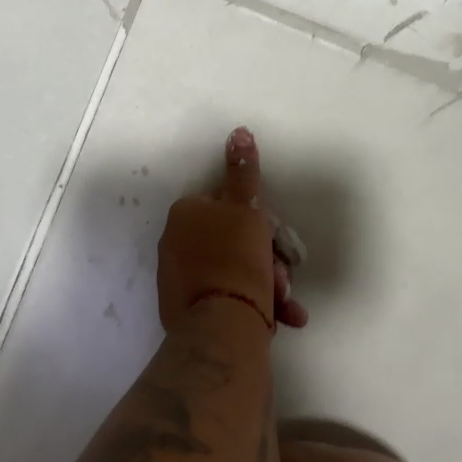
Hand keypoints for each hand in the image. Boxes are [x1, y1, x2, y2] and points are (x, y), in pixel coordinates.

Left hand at [157, 128, 308, 332]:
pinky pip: (228, 299)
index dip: (259, 222)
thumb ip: (243, 173)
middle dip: (265, 258)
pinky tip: (279, 318)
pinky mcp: (187, 312)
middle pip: (233, 241)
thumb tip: (238, 132)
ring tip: (285, 303)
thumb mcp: (246, 209)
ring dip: (267, 284)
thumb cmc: (236, 260)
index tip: (276, 240)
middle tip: (283, 276)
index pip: (228, 206)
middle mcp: (175, 243)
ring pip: (235, 273)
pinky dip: (255, 305)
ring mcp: (179, 280)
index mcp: (185, 215)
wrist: (222, 329)